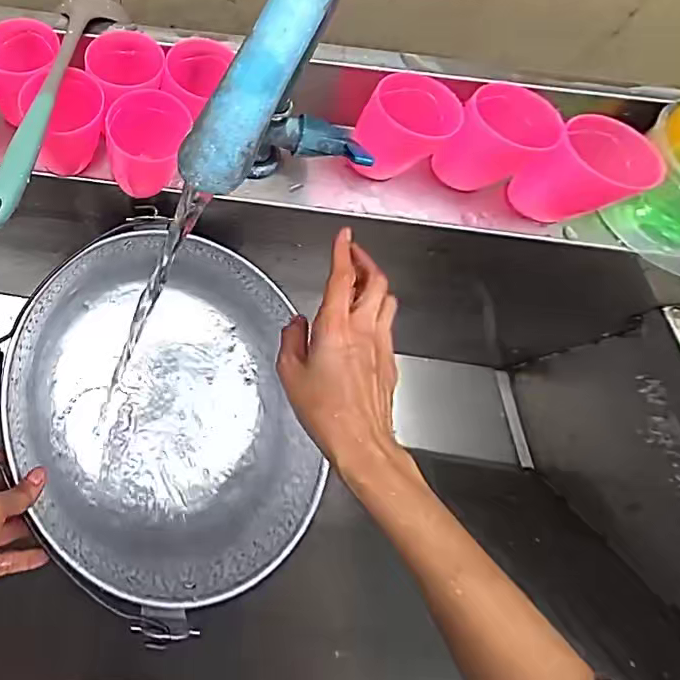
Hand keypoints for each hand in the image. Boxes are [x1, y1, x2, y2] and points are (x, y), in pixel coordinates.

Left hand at [0, 457, 48, 664]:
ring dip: (23, 525)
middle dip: (16, 496)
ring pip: (3, 529)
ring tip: (43, 519)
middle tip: (37, 490)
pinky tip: (38, 553)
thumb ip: (15, 495)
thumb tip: (34, 479)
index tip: (15, 457)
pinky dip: (24, 556)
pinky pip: (7, 558)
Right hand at [278, 228, 411, 489]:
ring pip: (386, 300)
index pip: (342, 277)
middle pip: (375, 282)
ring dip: (374, 284)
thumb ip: (291, 338)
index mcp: (336, 328)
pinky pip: (387, 324)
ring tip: (359, 280)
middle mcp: (363, 331)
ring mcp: (381, 346)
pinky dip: (377, 310)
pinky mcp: (389, 362)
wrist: (362, 443)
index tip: (343, 236)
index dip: (343, 251)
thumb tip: (296, 324)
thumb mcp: (290, 371)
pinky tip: (364, 318)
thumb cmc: (326, 411)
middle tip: (353, 252)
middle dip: (365, 261)